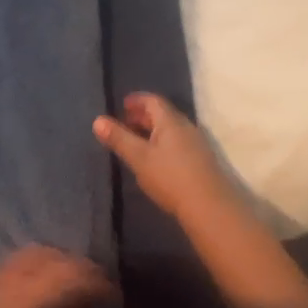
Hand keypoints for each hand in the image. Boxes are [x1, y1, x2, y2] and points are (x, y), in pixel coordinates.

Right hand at [94, 93, 236, 223]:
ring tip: (137, 142)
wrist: (209, 207)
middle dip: (143, 115)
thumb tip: (98, 120)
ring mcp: (197, 144)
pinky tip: (156, 159)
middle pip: (163, 114)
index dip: (137, 100)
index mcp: (170, 121)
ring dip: (153, 130)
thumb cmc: (170, 177)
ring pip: (171, 129)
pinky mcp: (202, 161)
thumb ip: (118, 138)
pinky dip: (163, 142)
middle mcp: (186, 127)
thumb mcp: (138, 157)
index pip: (153, 101)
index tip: (122, 105)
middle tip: (125, 123)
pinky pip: (178, 142)